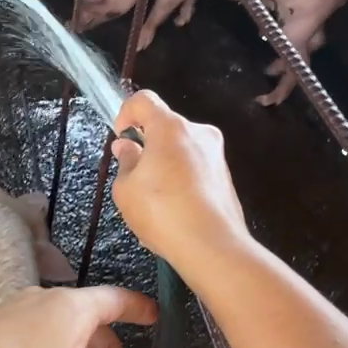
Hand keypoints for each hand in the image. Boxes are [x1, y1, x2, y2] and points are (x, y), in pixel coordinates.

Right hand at [110, 89, 248, 266]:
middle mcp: (198, 133)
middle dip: (146, 144)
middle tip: (134, 175)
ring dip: (165, 163)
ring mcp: (216, 155)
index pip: (143, 100)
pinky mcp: (226, 177)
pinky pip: (196, 168)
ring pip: (181, 148)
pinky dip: (181, 179)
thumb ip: (125, 162)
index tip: (120, 138)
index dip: (125, 113)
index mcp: (170, 128)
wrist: (213, 247)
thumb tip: (127, 147)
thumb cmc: (162, 212)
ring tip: (154, 199)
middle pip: (165, 126)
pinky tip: (175, 210)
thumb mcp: (126, 189)